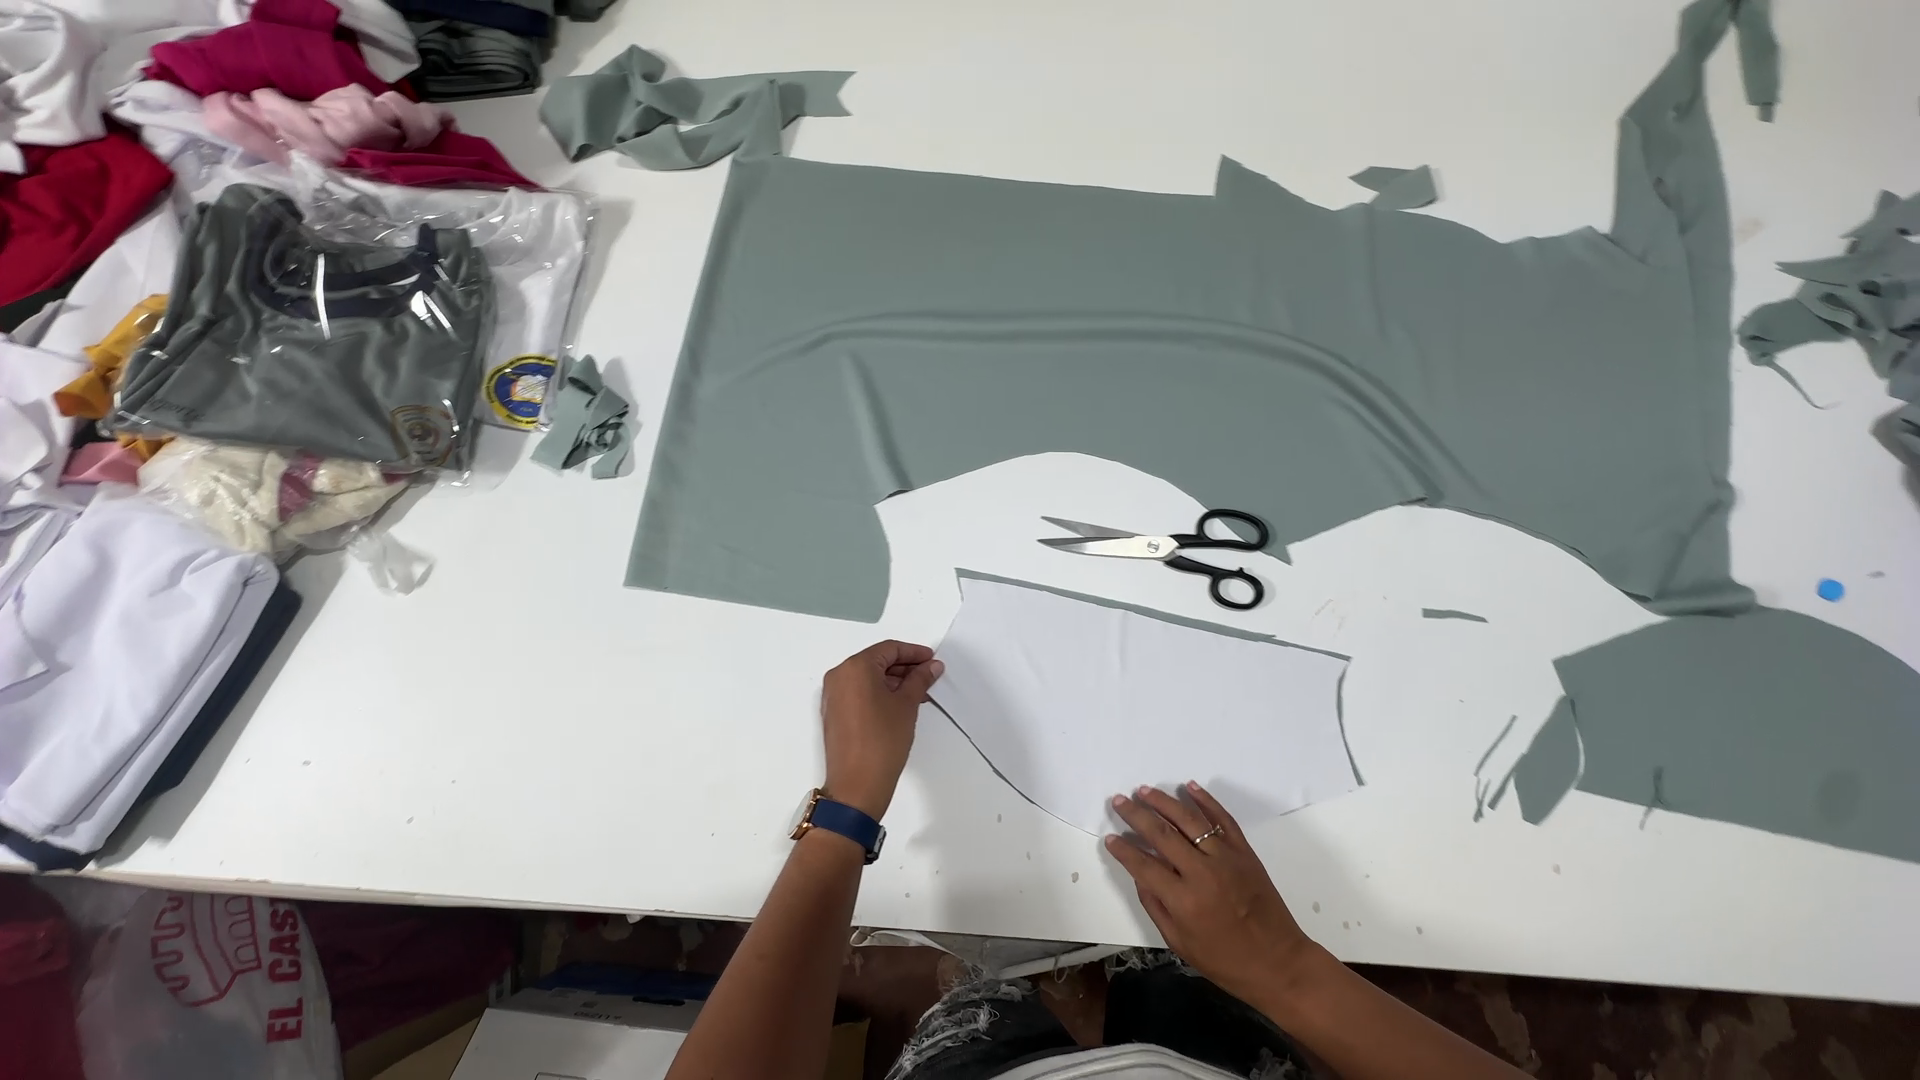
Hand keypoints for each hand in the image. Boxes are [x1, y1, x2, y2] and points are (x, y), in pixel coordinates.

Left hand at [819, 640, 944, 819]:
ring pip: (868, 678)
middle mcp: (839, 675)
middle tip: (930, 676)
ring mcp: (833, 695)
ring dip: (893, 681)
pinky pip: (859, 693)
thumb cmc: (884, 739)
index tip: (933, 660)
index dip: (914, 653)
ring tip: (919, 692)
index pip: (888, 649)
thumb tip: (932, 666)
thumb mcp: (907, 705)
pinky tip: (900, 703)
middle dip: (904, 667)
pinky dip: (879, 693)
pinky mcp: (834, 713)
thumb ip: (920, 679)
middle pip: (876, 662)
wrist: (857, 785)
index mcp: (855, 667)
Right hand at [1104, 782, 1319, 1006]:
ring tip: (1144, 790)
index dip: (1123, 850)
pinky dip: (1206, 800)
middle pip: (1162, 834)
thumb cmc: (1226, 961)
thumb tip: (1139, 874)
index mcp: (1183, 901)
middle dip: (1135, 815)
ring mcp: (1226, 858)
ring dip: (1164, 801)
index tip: (1110, 838)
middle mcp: (1202, 873)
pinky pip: (1222, 819)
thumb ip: (1155, 906)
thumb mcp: (1180, 943)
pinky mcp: (1244, 852)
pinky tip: (1189, 787)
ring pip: (1189, 819)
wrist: (1279, 962)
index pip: (1143, 865)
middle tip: (1119, 800)